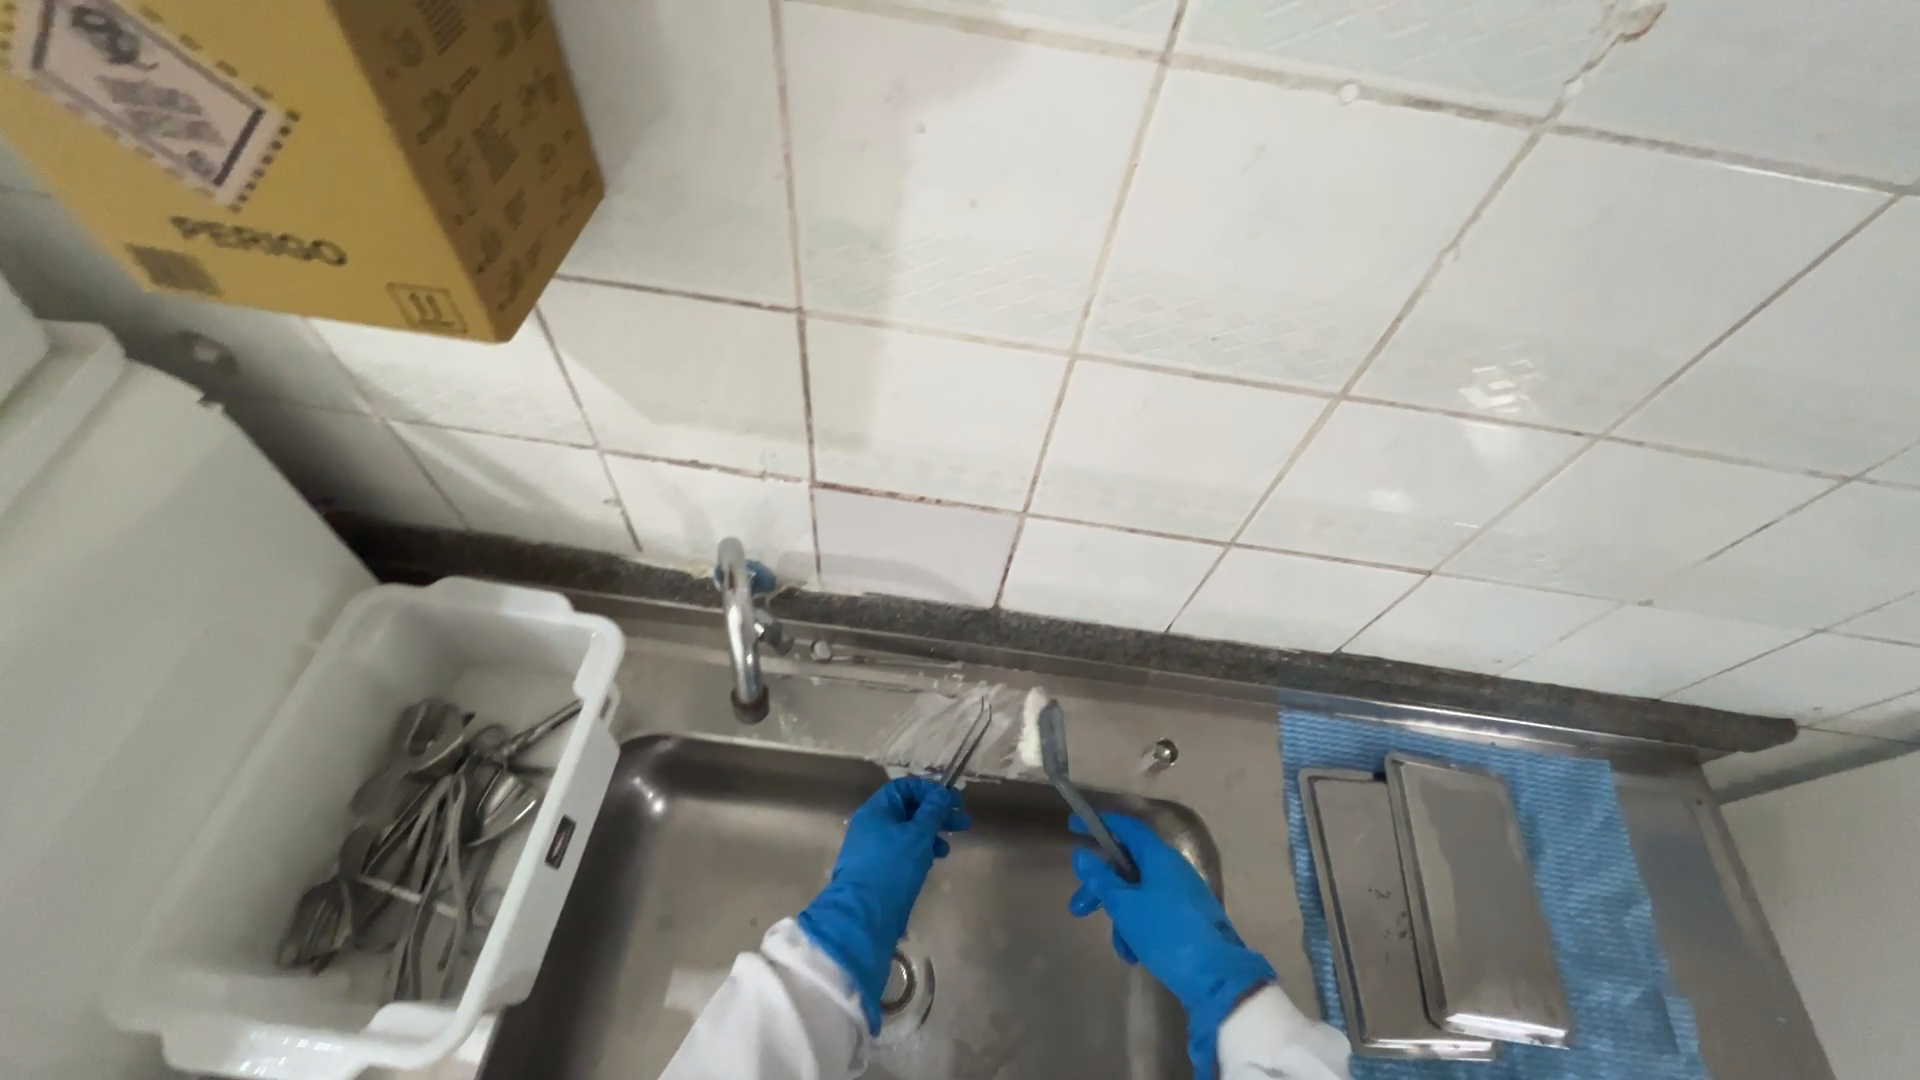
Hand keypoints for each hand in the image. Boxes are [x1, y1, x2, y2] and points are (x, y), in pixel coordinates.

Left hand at [799, 777, 970, 1033]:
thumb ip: (932, 811)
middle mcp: (873, 825)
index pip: (904, 788)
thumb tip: (942, 792)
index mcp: (877, 810)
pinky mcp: (880, 869)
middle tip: (962, 821)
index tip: (951, 799)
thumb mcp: (918, 835)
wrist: (865, 915)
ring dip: (931, 834)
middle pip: (909, 809)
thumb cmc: (892, 866)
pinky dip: (920, 851)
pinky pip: (904, 851)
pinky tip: (934, 861)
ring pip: (908, 832)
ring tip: (948, 847)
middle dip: (936, 814)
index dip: (929, 790)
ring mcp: (875, 848)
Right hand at [1069, 813, 1274, 1079]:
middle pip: (1126, 866)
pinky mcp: (1186, 918)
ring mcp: (1181, 894)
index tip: (1073, 827)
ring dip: (1120, 915)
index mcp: (1158, 855)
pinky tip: (1134, 954)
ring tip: (1120, 946)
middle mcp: (1171, 868)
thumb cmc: (1166, 932)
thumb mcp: (1125, 905)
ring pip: (1137, 893)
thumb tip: (1082, 854)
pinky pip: (1152, 912)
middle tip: (1079, 907)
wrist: (1217, 977)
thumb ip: (1101, 879)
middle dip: (1101, 887)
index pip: (1124, 828)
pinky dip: (1138, 928)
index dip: (1098, 825)